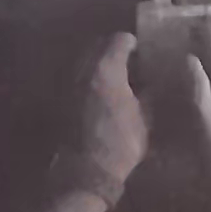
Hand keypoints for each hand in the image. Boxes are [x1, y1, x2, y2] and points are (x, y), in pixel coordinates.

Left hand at [77, 32, 148, 183]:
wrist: (85, 171)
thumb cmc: (120, 143)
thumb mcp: (144, 120)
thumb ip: (148, 96)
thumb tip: (151, 85)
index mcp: (107, 68)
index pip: (119, 40)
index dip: (132, 43)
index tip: (140, 51)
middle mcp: (84, 69)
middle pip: (97, 45)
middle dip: (112, 49)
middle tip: (128, 62)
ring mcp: (68, 83)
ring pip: (84, 61)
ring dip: (98, 63)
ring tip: (113, 78)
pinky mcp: (59, 99)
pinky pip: (75, 78)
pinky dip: (87, 79)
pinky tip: (99, 93)